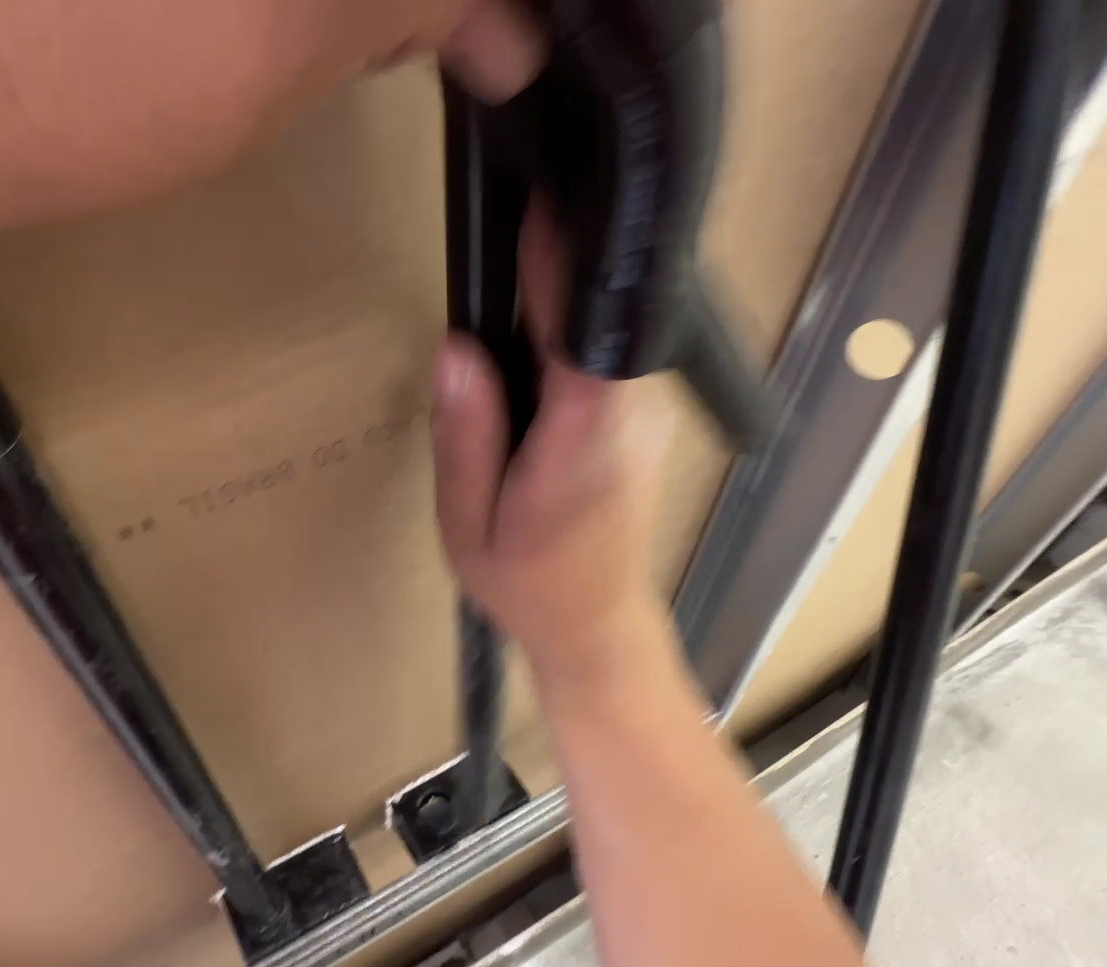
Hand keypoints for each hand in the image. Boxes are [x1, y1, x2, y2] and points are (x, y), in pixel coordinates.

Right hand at [430, 200, 674, 673]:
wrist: (593, 626)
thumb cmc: (525, 586)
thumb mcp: (469, 524)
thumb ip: (466, 438)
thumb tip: (457, 348)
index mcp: (585, 443)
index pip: (586, 327)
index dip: (560, 261)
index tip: (530, 200)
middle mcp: (633, 416)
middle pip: (597, 318)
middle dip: (546, 277)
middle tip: (493, 246)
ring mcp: (649, 416)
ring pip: (603, 332)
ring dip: (554, 308)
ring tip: (502, 301)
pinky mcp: (645, 419)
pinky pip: (606, 356)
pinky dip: (567, 338)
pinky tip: (528, 354)